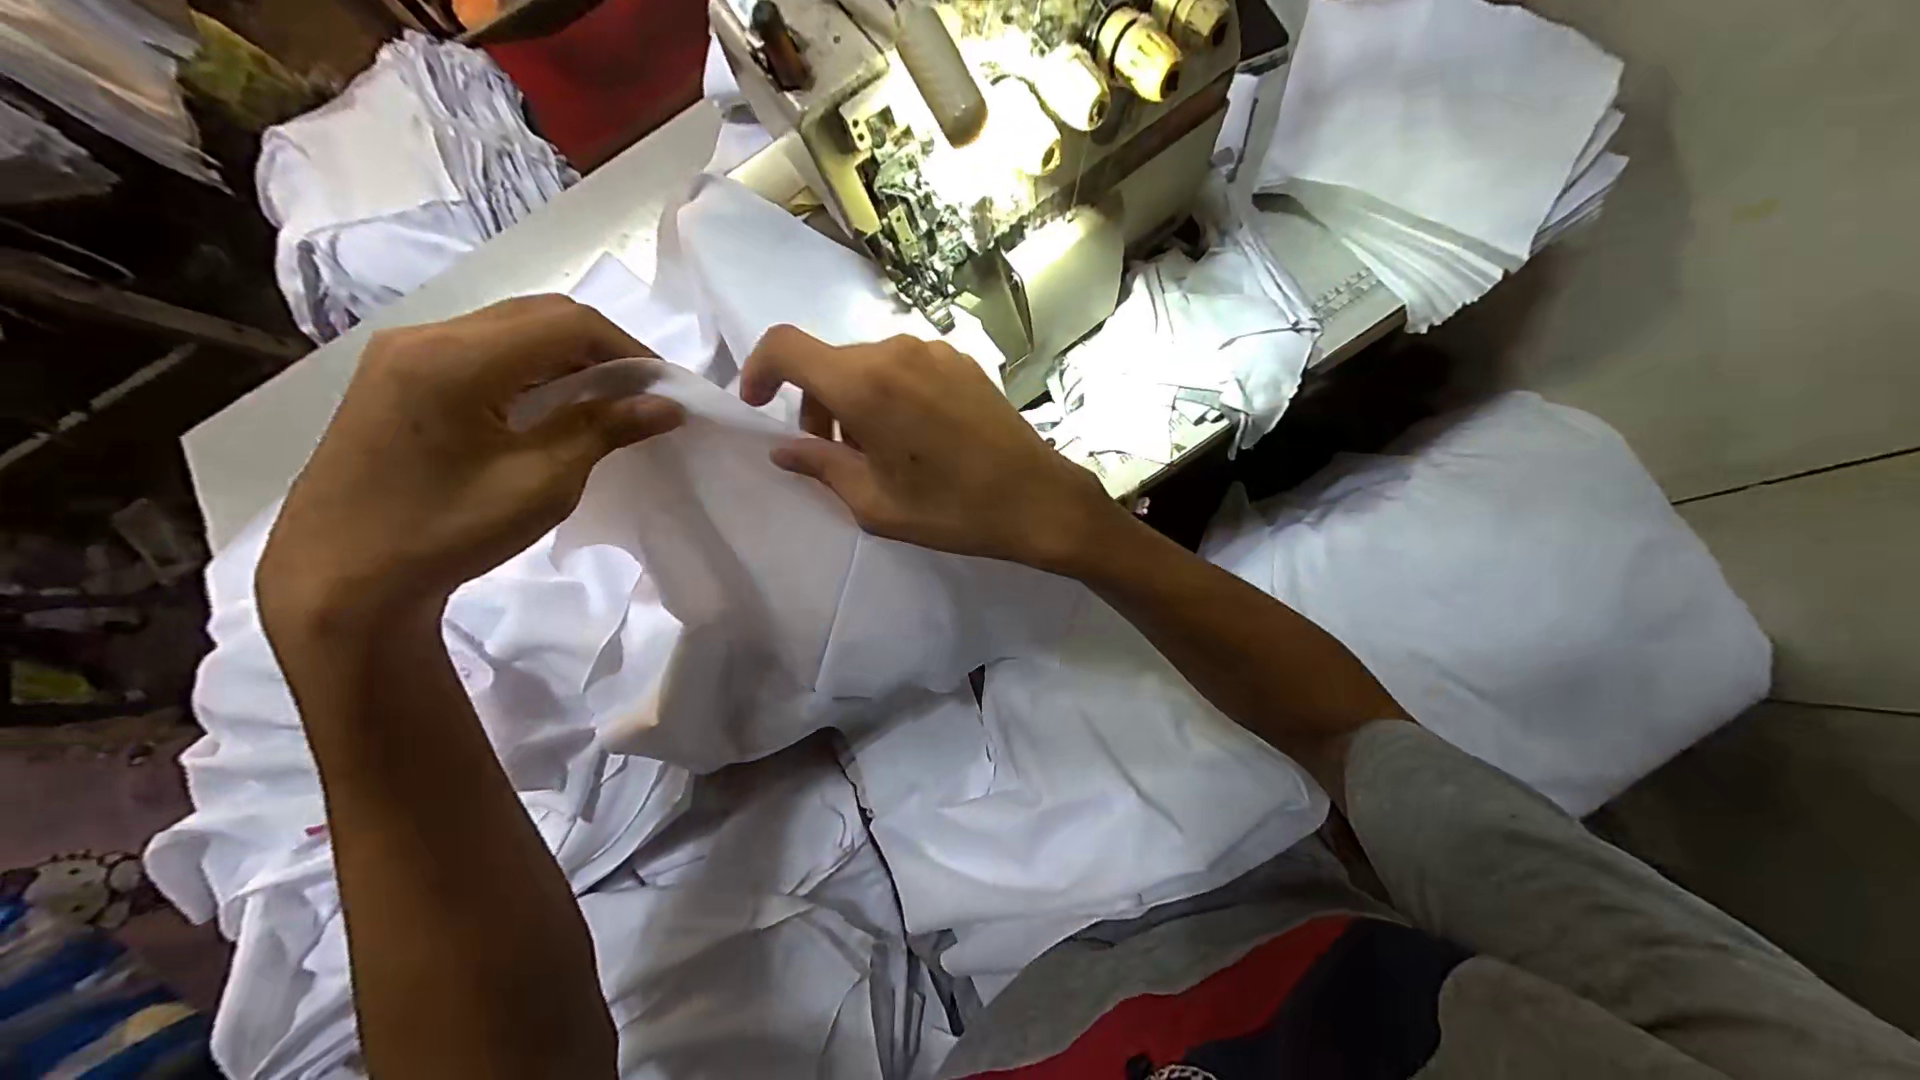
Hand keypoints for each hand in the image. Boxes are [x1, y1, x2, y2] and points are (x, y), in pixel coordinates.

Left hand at [257, 295, 682, 635]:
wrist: (340, 578)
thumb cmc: (447, 531)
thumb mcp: (542, 482)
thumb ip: (604, 430)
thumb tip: (666, 406)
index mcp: (456, 357)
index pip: (566, 323)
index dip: (628, 349)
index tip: (664, 390)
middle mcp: (425, 336)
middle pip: (538, 315)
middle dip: (602, 349)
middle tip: (641, 395)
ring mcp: (405, 354)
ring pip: (512, 330)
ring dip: (568, 358)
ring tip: (606, 403)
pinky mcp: (399, 377)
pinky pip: (484, 352)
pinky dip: (533, 370)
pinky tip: (553, 408)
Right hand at [739, 326, 1129, 572]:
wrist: (1039, 499)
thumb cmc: (953, 510)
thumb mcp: (875, 503)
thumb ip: (821, 467)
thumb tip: (784, 450)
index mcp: (865, 384)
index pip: (785, 346)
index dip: (758, 369)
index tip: (758, 404)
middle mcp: (895, 351)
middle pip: (829, 362)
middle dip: (815, 402)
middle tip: (832, 453)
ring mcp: (933, 350)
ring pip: (867, 364)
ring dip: (853, 399)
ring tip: (877, 450)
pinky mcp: (961, 359)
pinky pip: (904, 366)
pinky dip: (888, 392)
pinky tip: (914, 436)